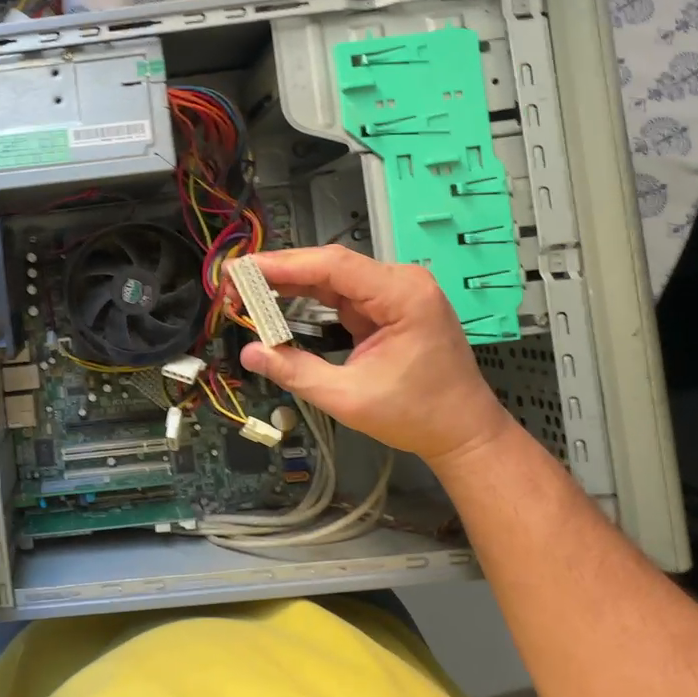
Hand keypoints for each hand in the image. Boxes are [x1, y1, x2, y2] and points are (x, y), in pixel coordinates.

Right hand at [238, 246, 515, 464]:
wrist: (464, 432)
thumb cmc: (415, 416)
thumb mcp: (348, 398)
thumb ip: (295, 371)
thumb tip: (247, 353)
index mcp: (402, 295)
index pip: (333, 265)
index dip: (282, 265)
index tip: (240, 271)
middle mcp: (401, 282)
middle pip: (330, 264)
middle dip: (280, 272)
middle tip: (234, 282)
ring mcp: (396, 291)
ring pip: (332, 275)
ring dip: (290, 282)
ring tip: (247, 289)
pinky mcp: (388, 305)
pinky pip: (342, 292)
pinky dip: (308, 296)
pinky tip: (278, 298)